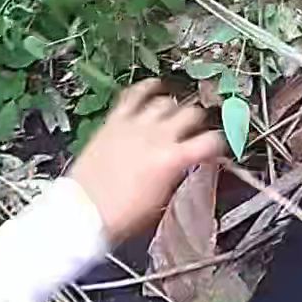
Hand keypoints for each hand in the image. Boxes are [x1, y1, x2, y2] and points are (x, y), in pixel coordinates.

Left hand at [68, 80, 223, 243]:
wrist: (83, 212)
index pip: (211, 141)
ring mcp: (136, 125)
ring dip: (174, 106)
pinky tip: (154, 85)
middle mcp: (159, 136)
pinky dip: (146, 87)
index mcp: (174, 159)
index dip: (219, 142)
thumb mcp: (162, 199)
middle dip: (199, 119)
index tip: (216, 146)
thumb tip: (184, 163)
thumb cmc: (123, 215)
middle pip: (192, 113)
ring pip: (166, 101)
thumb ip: (177, 174)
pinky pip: (134, 94)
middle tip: (197, 126)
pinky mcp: (115, 120)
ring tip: (176, 110)